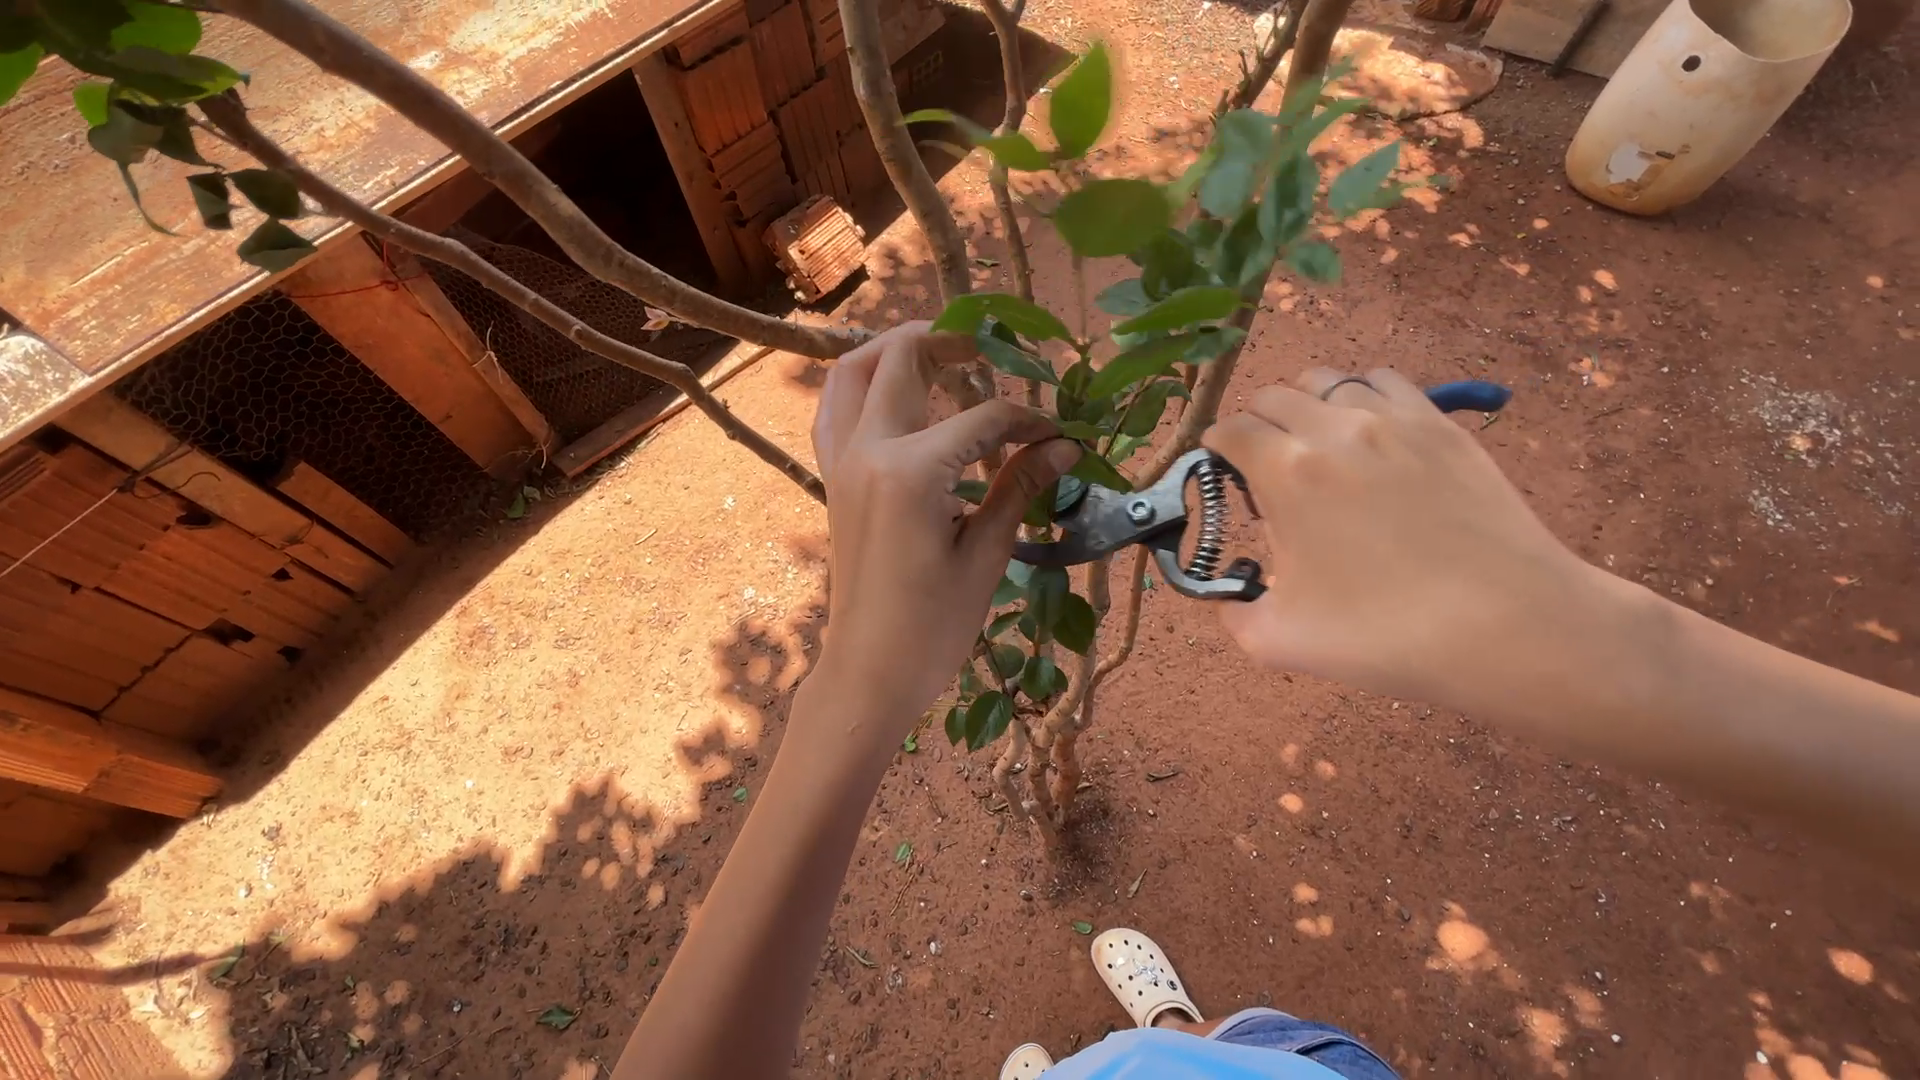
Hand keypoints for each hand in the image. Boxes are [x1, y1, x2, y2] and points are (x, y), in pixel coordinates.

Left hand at [809, 323, 1080, 746]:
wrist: (869, 670)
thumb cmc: (932, 625)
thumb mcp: (985, 556)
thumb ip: (1018, 488)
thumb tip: (1064, 446)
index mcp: (911, 472)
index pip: (982, 419)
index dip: (1028, 421)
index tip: (1058, 435)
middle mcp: (868, 450)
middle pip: (901, 361)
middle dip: (949, 342)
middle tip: (989, 348)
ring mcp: (841, 462)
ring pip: (850, 373)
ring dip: (892, 349)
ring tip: (938, 350)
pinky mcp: (833, 479)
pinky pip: (833, 410)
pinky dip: (860, 386)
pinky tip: (893, 394)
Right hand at [1203, 368, 1599, 706]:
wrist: (1507, 627)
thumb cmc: (1382, 635)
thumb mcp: (1275, 640)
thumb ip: (1228, 609)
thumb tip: (1223, 592)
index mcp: (1286, 472)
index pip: (1230, 429)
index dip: (1215, 451)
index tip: (1224, 480)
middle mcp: (1334, 428)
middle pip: (1272, 395)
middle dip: (1256, 427)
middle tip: (1267, 474)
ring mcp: (1394, 419)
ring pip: (1327, 381)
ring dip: (1307, 408)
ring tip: (1317, 451)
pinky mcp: (1441, 425)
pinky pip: (1385, 382)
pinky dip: (1362, 399)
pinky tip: (1369, 440)